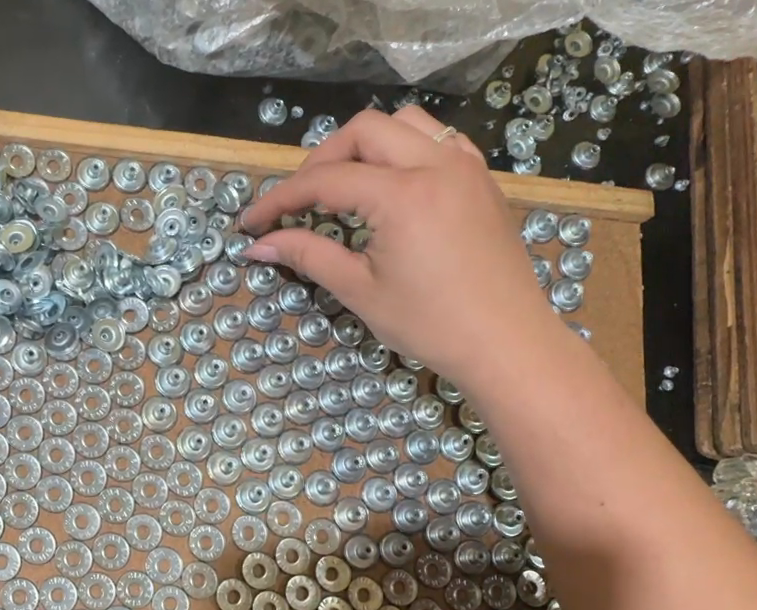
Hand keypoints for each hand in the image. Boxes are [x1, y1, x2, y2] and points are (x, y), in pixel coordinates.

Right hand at [238, 106, 569, 385]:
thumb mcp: (359, 290)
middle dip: (319, 161)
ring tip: (338, 186)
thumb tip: (259, 245)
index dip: (280, 199)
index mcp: (403, 195)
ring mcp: (464, 167)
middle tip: (294, 202)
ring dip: (362, 146)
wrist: (504, 338)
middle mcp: (436, 165)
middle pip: (363, 131)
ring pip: (404, 124)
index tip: (252, 223)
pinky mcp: (479, 179)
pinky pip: (436, 140)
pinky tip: (386, 185)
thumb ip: (308, 256)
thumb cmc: (428, 322)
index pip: (326, 180)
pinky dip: (401, 150)